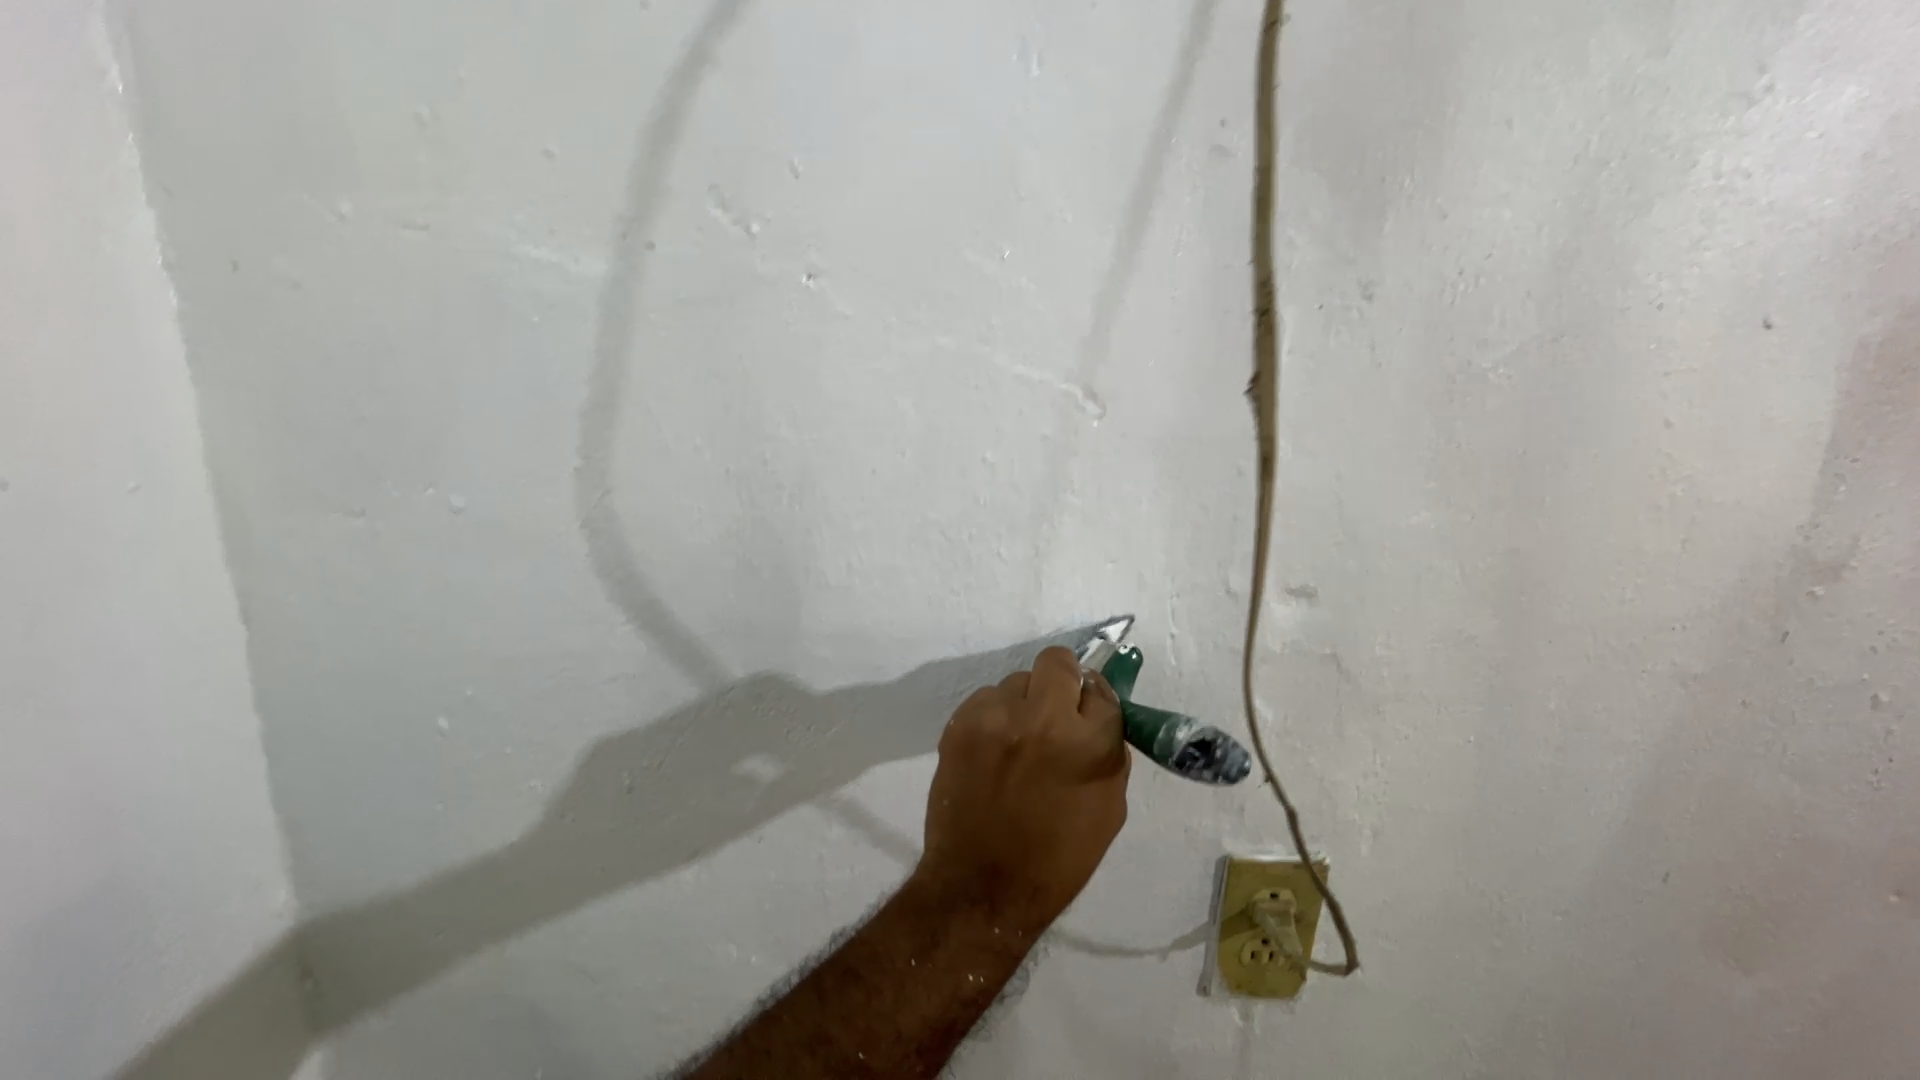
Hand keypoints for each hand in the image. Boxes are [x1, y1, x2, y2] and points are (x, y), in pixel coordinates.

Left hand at [913, 646, 1130, 933]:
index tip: (1086, 712)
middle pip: (1057, 662)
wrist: (983, 885)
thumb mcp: (1109, 808)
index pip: (1101, 692)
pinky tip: (991, 750)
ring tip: (1017, 741)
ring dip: (1023, 703)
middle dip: (1061, 680)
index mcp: (1089, 744)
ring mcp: (996, 718)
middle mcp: (1043, 719)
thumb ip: (1107, 752)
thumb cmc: (1057, 857)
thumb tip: (1096, 715)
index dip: (1094, 702)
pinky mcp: (960, 724)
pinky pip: (984, 699)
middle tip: (1055, 710)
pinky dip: (992, 717)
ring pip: (1016, 681)